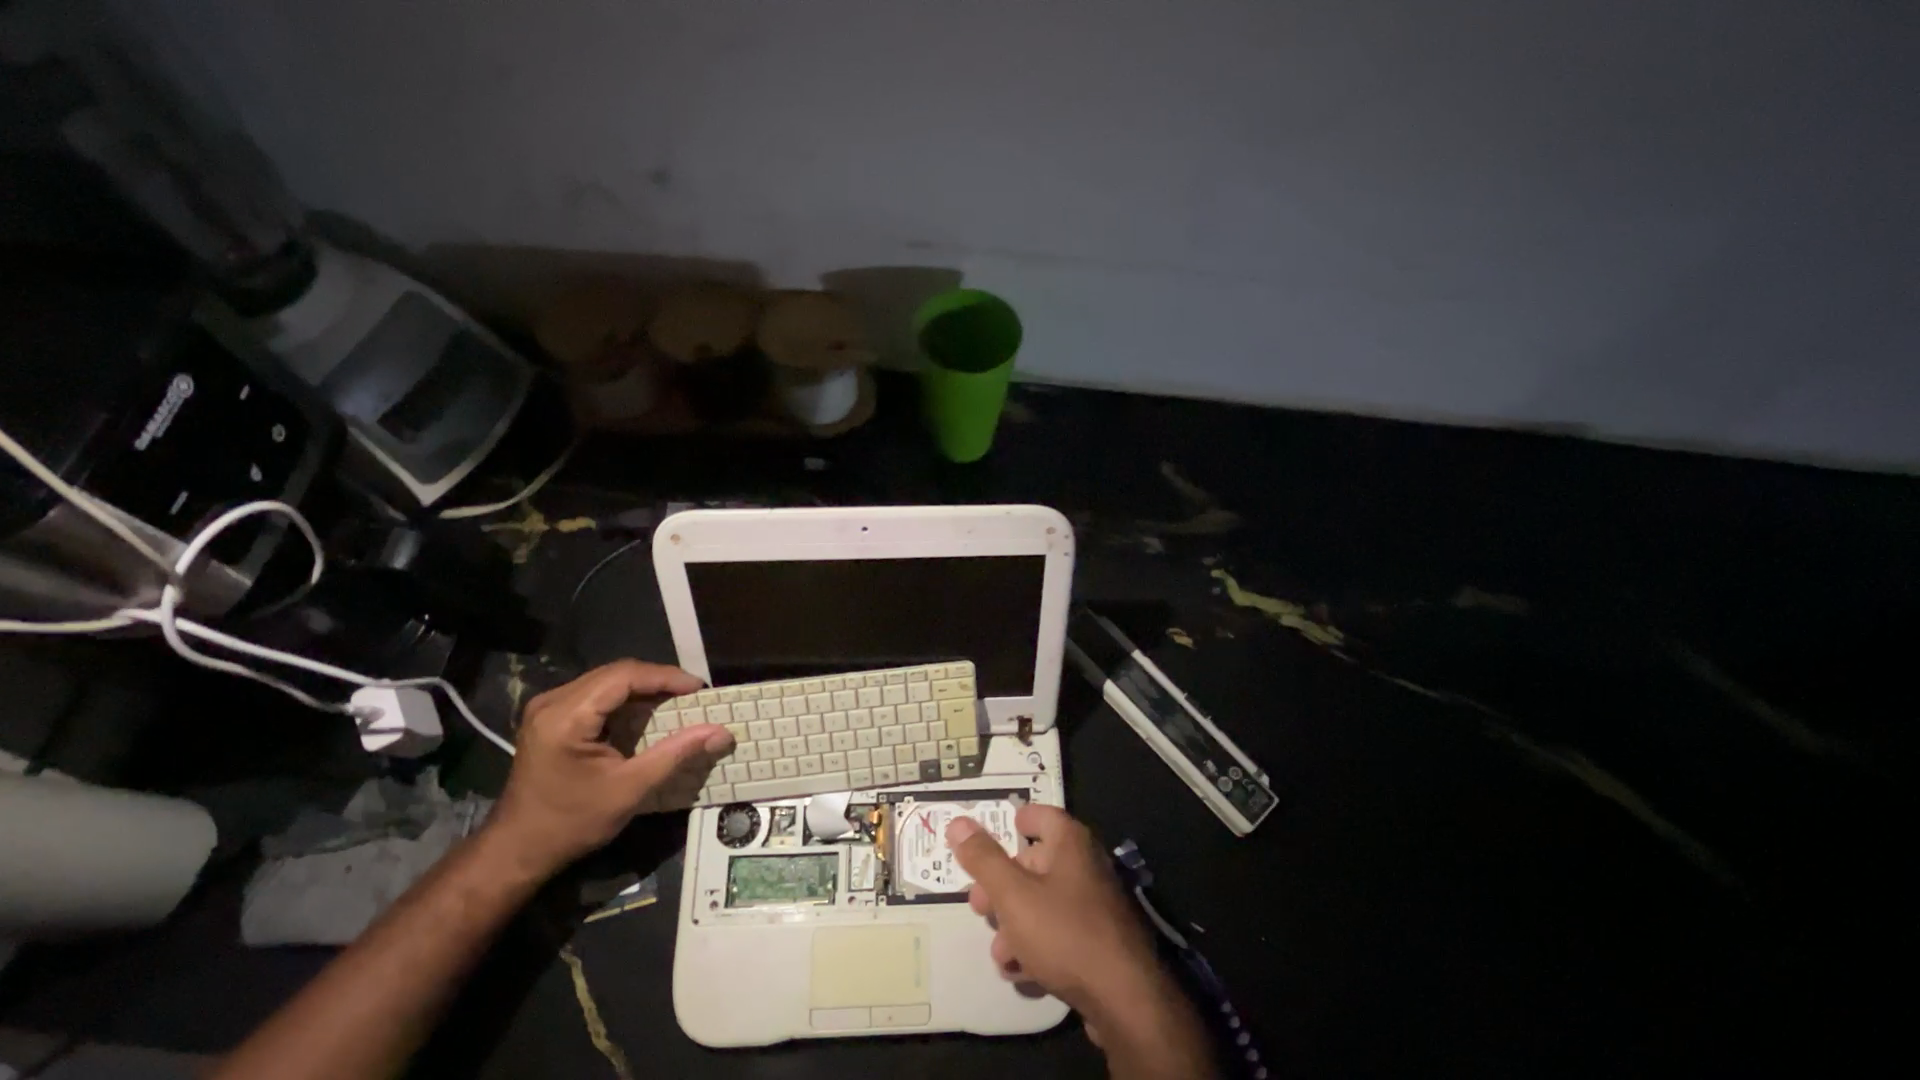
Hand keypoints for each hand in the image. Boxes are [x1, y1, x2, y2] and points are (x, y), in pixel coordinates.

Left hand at [486, 660, 732, 875]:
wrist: (520, 849)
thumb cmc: (573, 822)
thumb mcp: (630, 789)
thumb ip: (676, 753)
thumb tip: (720, 732)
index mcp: (566, 716)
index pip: (623, 676)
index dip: (665, 677)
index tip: (700, 688)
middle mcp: (552, 701)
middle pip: (614, 674)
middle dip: (657, 681)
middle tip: (693, 696)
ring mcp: (547, 707)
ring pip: (605, 682)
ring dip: (642, 689)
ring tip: (677, 701)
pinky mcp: (549, 717)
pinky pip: (594, 695)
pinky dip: (625, 699)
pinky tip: (646, 712)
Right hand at [948, 805, 1160, 1014]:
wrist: (1123, 999)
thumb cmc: (1064, 933)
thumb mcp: (1013, 895)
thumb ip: (983, 859)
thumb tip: (958, 822)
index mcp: (1070, 844)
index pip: (1040, 816)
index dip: (1013, 824)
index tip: (986, 840)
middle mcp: (1086, 867)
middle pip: (1035, 864)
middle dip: (1001, 887)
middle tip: (977, 906)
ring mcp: (1095, 906)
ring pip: (1043, 904)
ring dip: (1014, 925)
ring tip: (999, 952)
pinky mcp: (1098, 942)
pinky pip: (1058, 934)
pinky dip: (1036, 947)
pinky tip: (1019, 971)